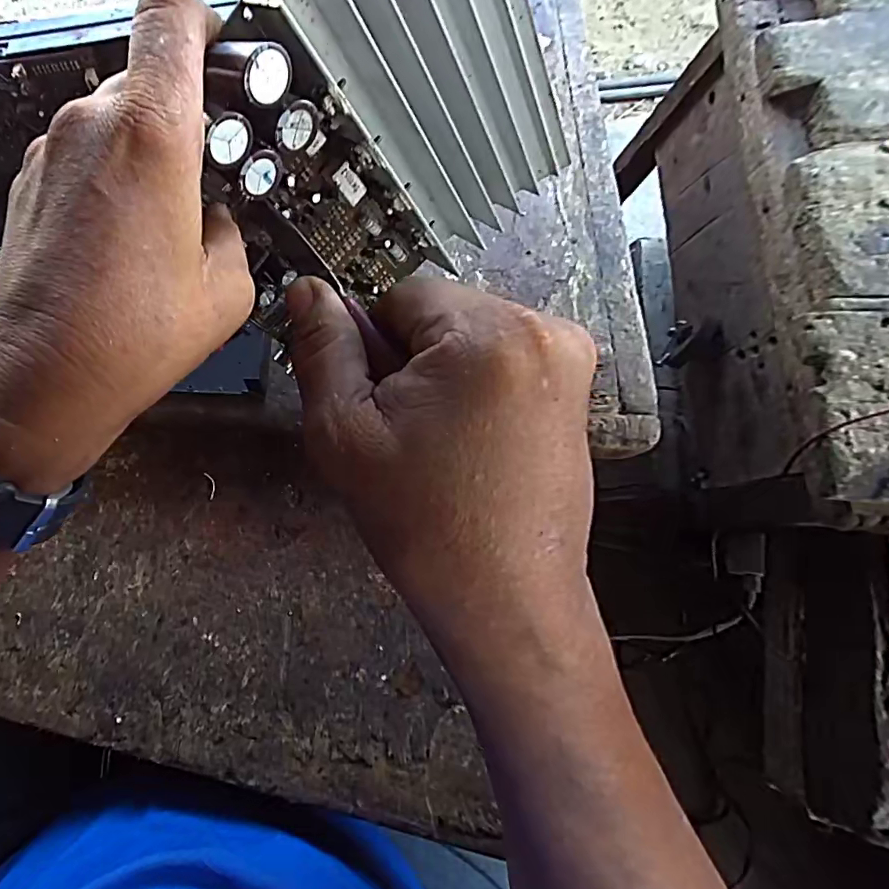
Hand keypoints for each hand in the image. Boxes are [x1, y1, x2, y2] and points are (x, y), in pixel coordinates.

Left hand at [0, 0, 254, 492]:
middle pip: (148, 75)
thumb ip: (231, 227)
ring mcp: (52, 152)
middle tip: (210, 164)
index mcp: (154, 136)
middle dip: (186, 111)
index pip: (171, 17)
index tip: (223, 51)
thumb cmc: (130, 338)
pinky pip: (84, 152)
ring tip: (167, 213)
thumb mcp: (228, 288)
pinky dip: (113, 173)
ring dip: (148, 148)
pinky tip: (127, 231)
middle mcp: (93, 126)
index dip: (204, 22)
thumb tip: (215, 216)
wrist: (47, 377)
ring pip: (114, 115)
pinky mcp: (29, 181)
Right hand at [285, 276, 596, 662]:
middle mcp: (543, 330)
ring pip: (469, 334)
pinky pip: (503, 358)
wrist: (505, 597)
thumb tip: (310, 291)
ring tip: (441, 442)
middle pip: (440, 312)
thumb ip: (323, 349)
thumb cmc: (424, 523)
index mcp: (488, 333)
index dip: (376, 347)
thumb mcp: (345, 432)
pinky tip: (471, 443)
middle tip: (407, 429)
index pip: (401, 294)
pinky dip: (477, 386)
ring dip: (443, 373)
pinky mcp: (577, 387)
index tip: (381, 403)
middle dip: (412, 359)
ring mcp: (570, 358)